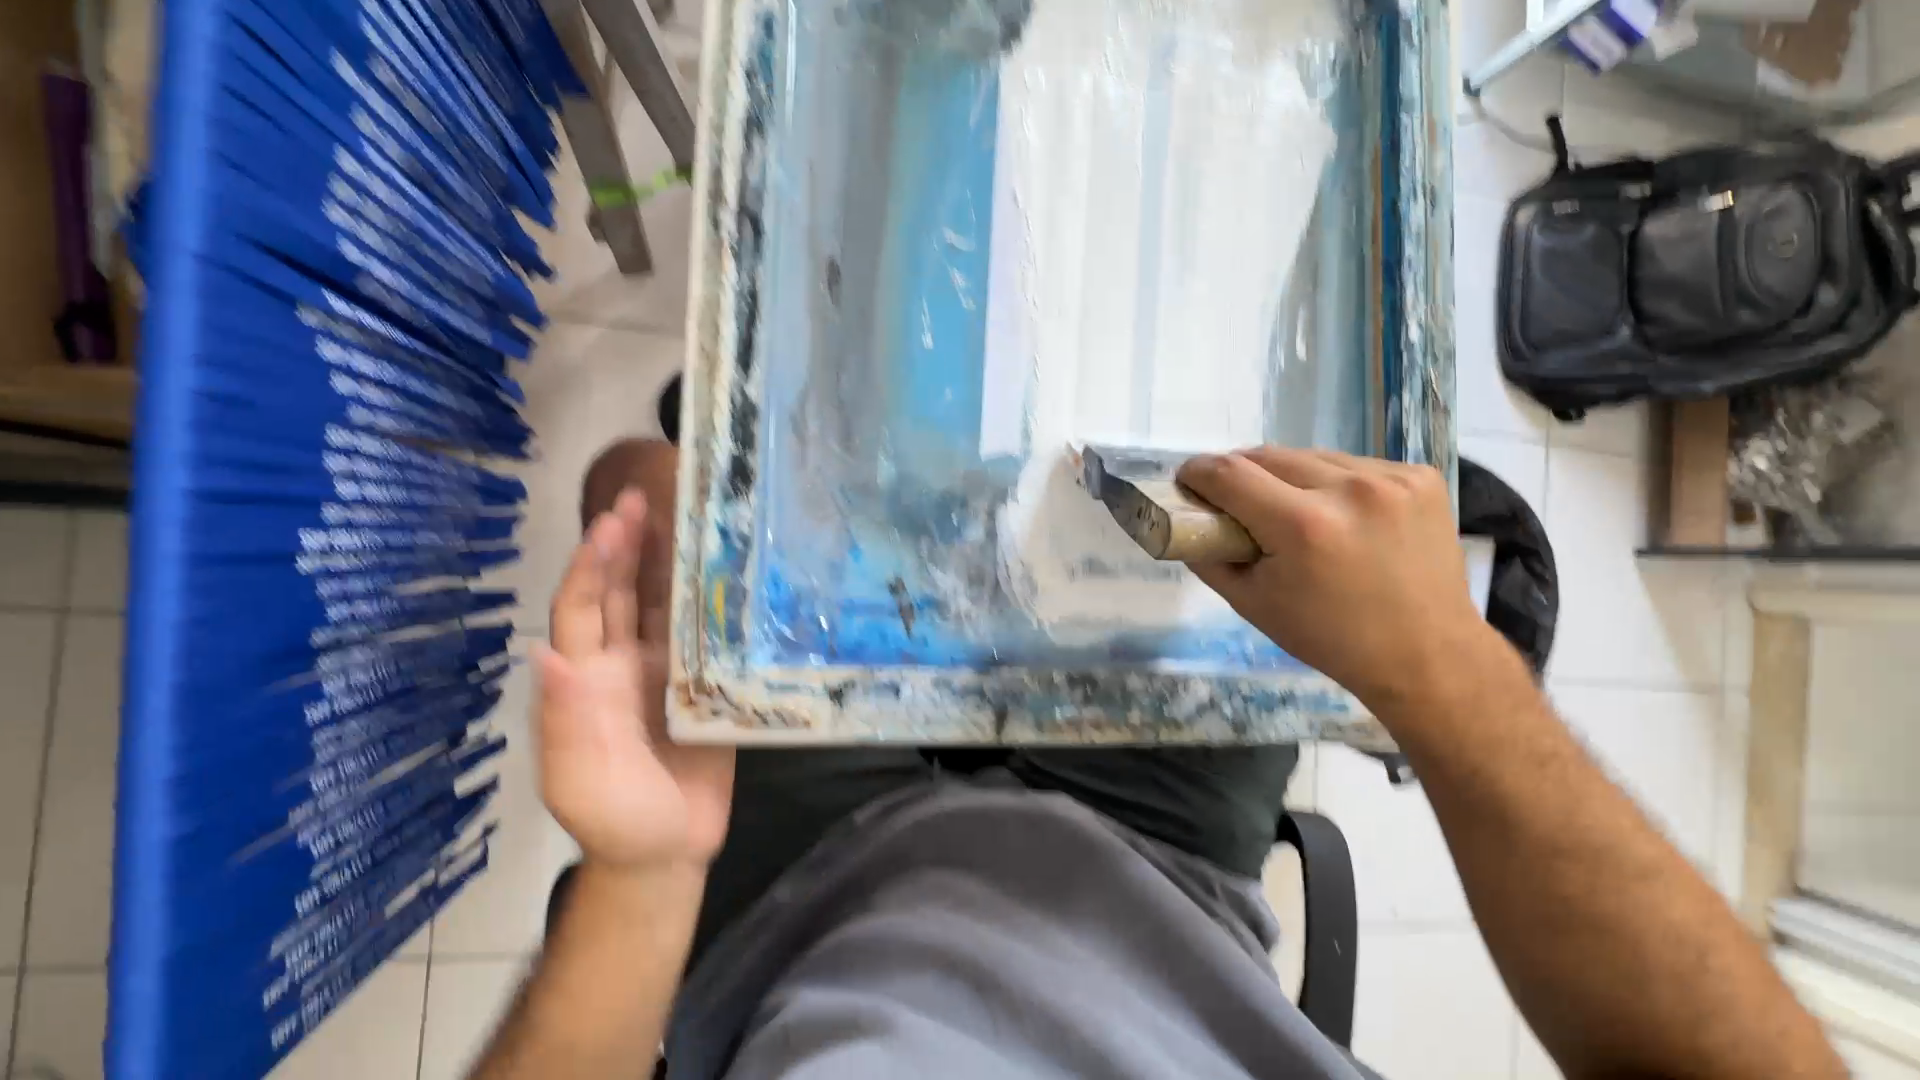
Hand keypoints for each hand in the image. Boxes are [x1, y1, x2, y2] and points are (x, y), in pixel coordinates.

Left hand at [536, 491, 734, 871]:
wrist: (667, 854)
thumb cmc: (615, 821)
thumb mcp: (580, 779)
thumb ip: (566, 720)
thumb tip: (544, 653)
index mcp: (587, 680)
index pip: (583, 610)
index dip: (592, 566)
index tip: (608, 525)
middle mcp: (623, 663)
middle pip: (620, 593)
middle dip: (626, 544)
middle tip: (642, 496)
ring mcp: (666, 671)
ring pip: (662, 603)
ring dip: (666, 560)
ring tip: (681, 512)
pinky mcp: (706, 683)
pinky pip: (706, 632)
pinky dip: (710, 597)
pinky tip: (726, 568)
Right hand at [1178, 448, 1504, 709]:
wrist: (1426, 655)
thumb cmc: (1329, 638)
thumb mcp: (1252, 605)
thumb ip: (1210, 557)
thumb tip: (1186, 521)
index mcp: (1302, 526)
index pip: (1228, 473)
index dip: (1197, 473)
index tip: (1187, 481)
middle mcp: (1349, 490)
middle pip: (1267, 455)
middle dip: (1240, 474)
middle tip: (1232, 500)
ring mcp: (1391, 479)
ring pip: (1311, 457)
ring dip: (1289, 477)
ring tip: (1292, 511)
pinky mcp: (1421, 476)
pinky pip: (1353, 465)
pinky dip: (1334, 484)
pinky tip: (1341, 516)